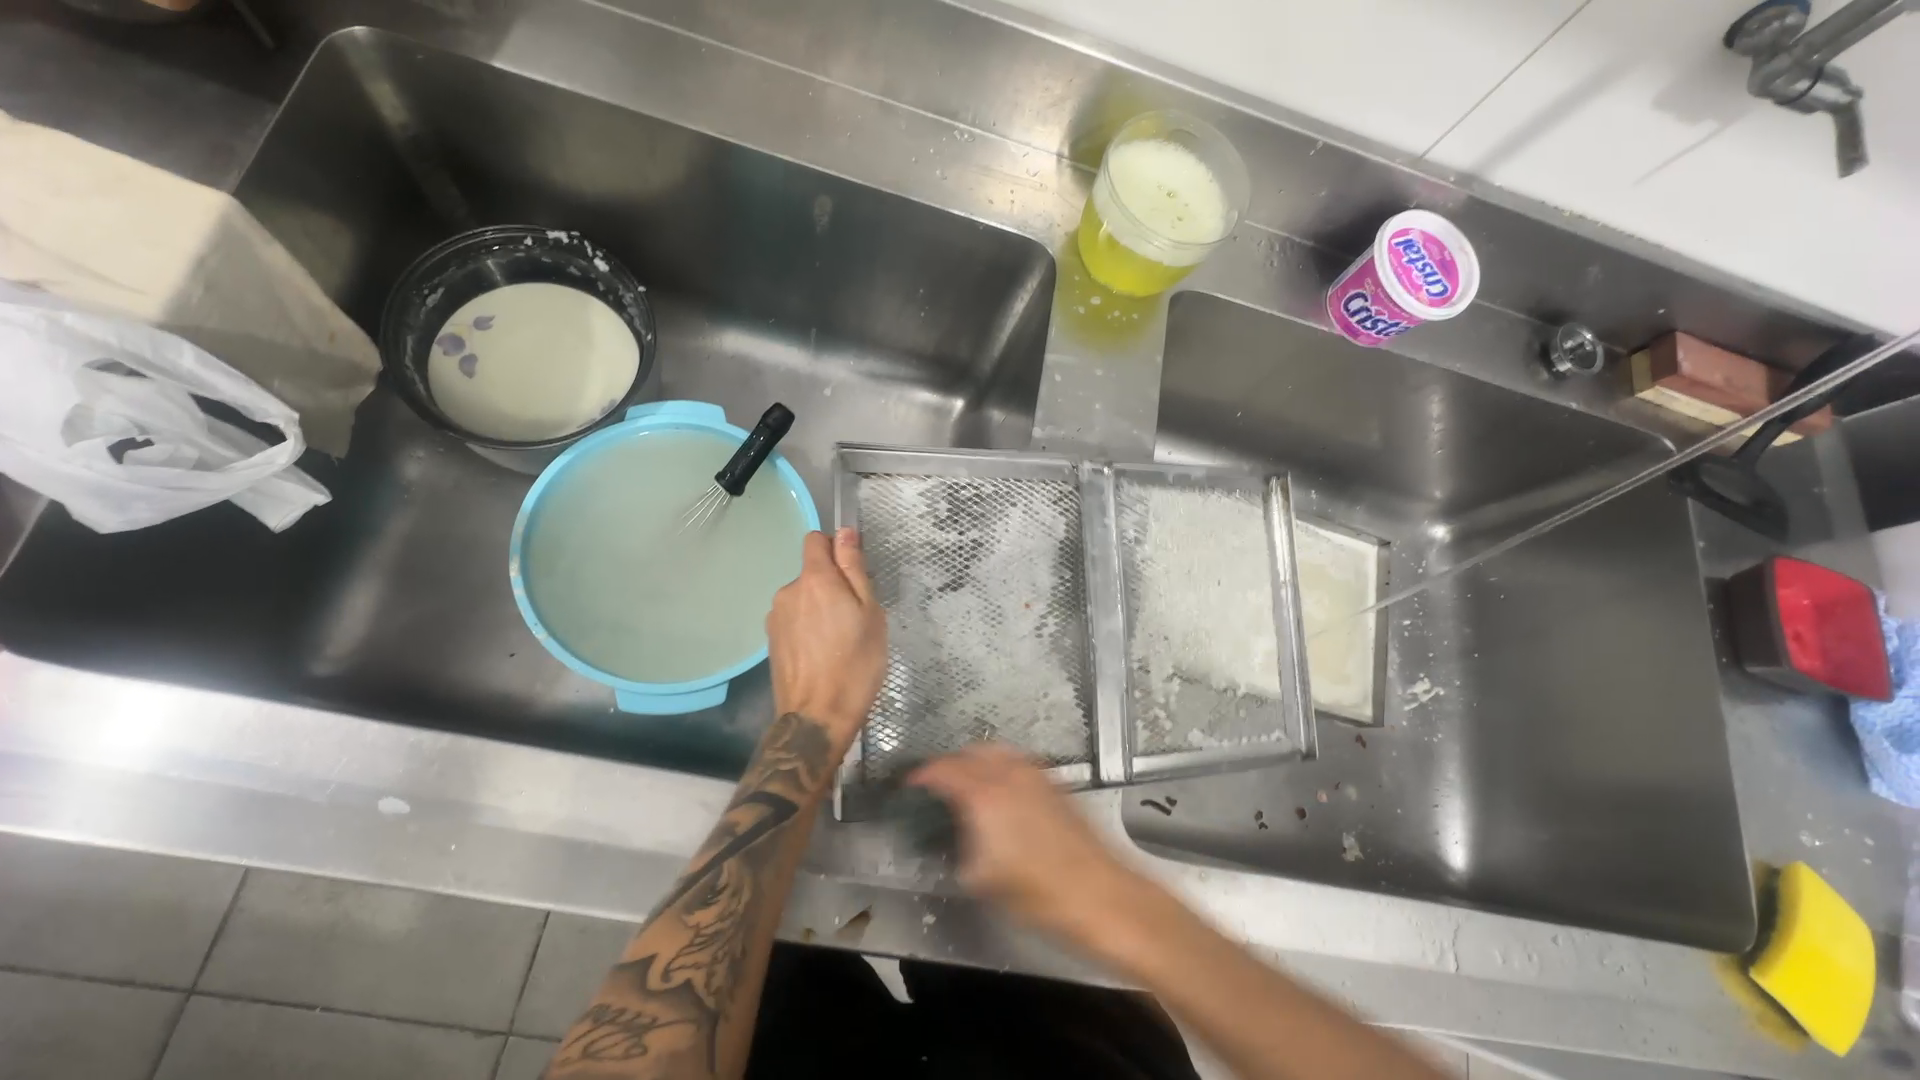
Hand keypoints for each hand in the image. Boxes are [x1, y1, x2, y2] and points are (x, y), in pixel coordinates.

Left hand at [767, 528, 887, 747]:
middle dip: (832, 586)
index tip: (854, 573)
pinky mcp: (771, 641)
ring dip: (819, 610)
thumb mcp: (870, 613)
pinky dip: (808, 630)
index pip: (816, 540)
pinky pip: (795, 621)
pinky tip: (822, 655)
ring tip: (840, 642)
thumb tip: (845, 532)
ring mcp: (775, 618)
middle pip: (812, 573)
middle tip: (856, 618)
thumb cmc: (855, 664)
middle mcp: (788, 592)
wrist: (817, 717)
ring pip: (803, 599)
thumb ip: (854, 569)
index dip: (836, 548)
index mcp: (814, 580)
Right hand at [908, 744, 1143, 943]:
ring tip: (964, 783)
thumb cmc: (1036, 893)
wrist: (1099, 894)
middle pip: (968, 753)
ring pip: (995, 752)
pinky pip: (1018, 762)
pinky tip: (1001, 790)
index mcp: (984, 794)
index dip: (921, 775)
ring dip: (975, 762)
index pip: (942, 770)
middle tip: (934, 785)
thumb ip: (959, 846)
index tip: (909, 785)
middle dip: (947, 765)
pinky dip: (1000, 766)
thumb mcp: (980, 878)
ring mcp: (1036, 775)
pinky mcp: (1056, 784)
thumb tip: (955, 836)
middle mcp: (1009, 774)